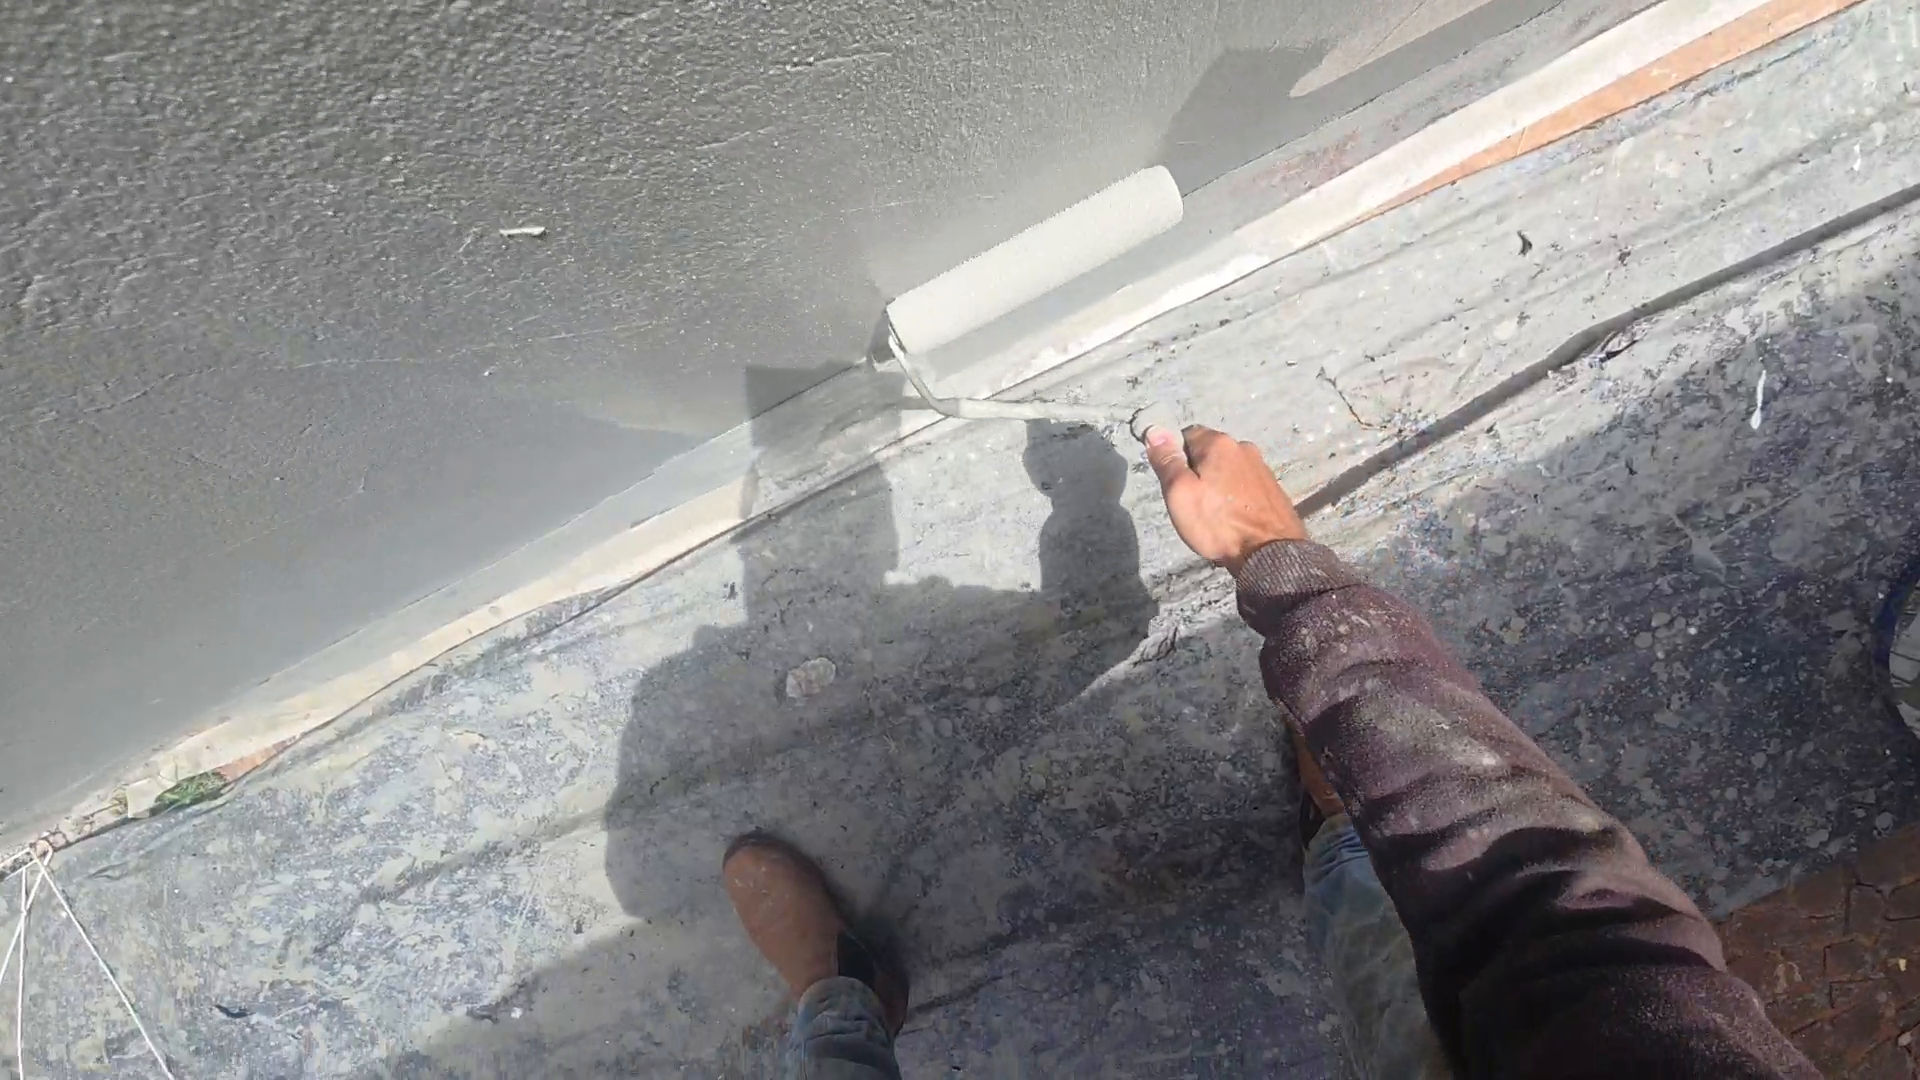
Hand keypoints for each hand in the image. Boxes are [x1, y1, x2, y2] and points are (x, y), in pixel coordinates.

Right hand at [1144, 425, 1305, 574]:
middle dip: (1196, 471)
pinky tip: (1231, 516)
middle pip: (1207, 453)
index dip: (1174, 458)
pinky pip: (1242, 483)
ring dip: (1216, 484)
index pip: (1185, 435)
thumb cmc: (1218, 523)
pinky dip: (1232, 495)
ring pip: (1226, 469)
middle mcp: (1243, 447)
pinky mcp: (1272, 487)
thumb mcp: (1179, 493)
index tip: (1174, 484)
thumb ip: (1166, 461)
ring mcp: (1261, 467)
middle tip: (1190, 501)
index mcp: (1219, 443)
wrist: (1269, 552)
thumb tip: (1154, 430)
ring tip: (1212, 513)